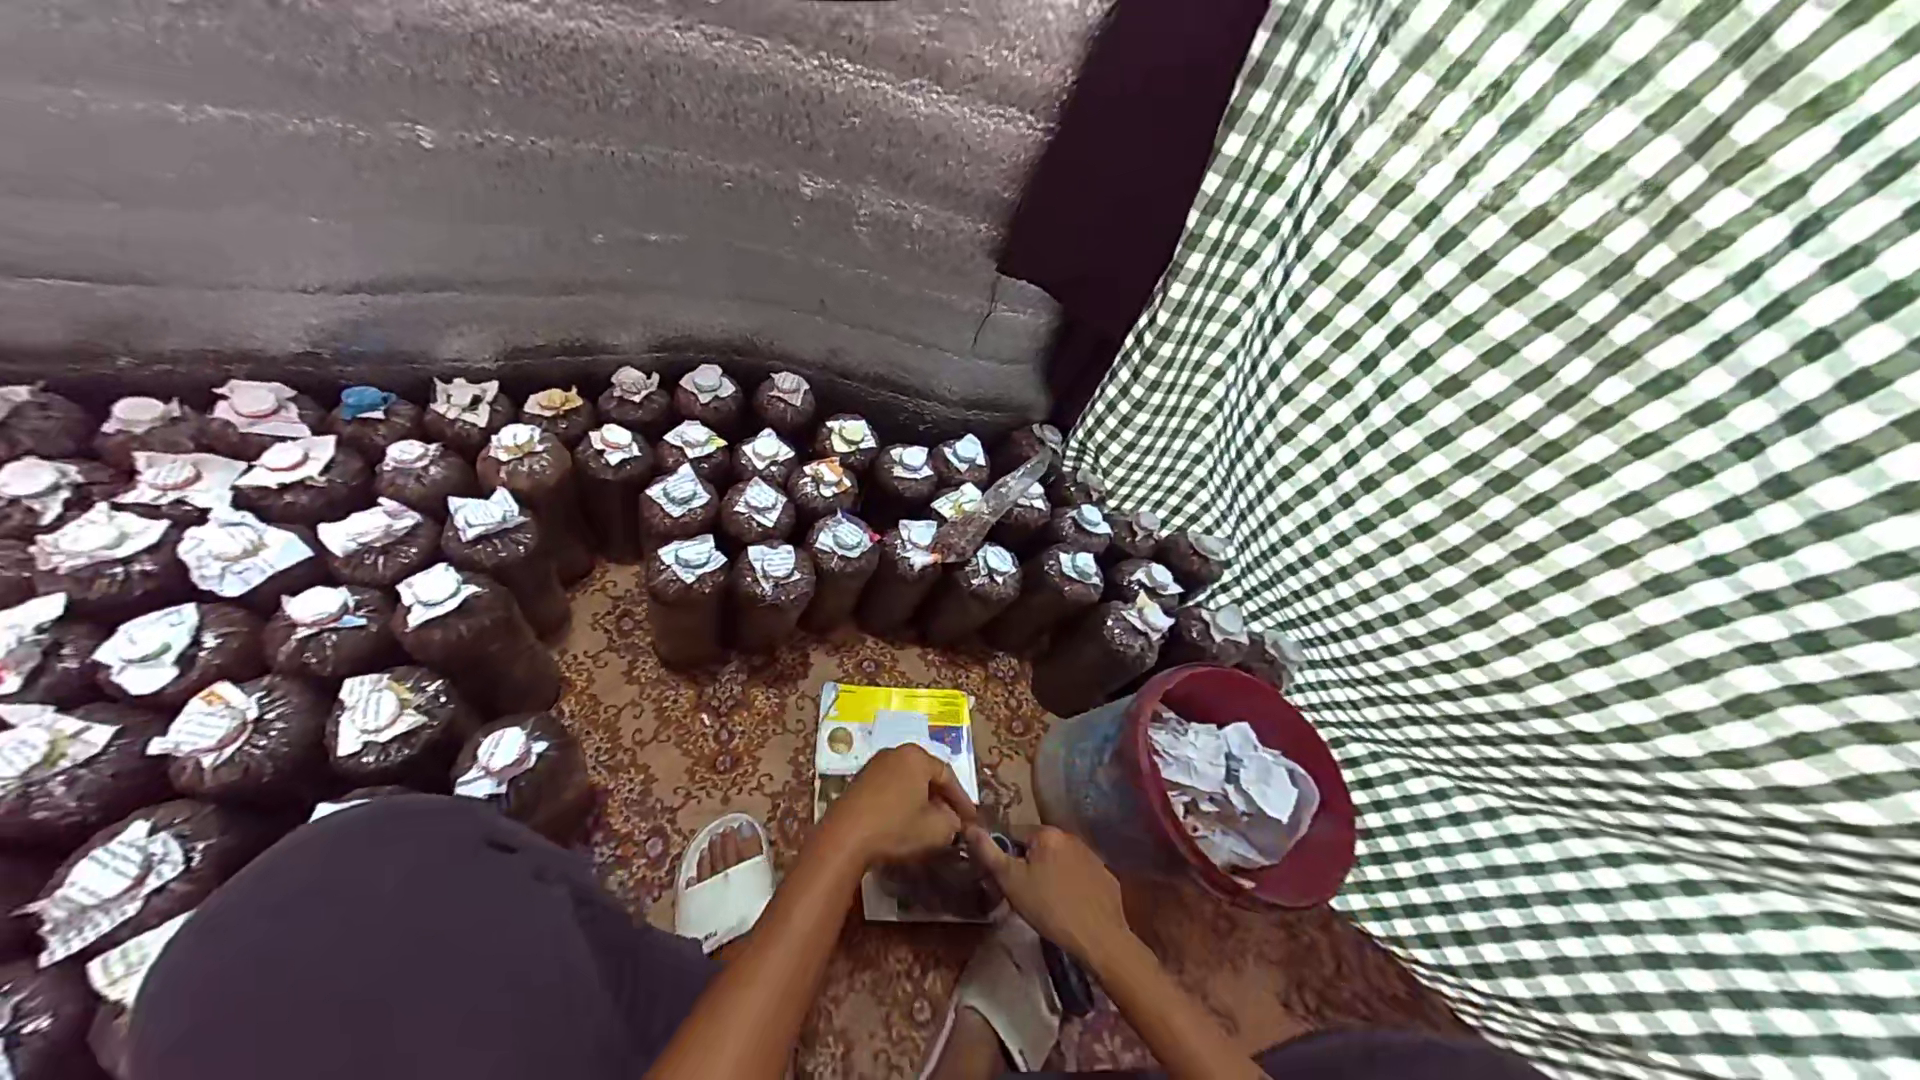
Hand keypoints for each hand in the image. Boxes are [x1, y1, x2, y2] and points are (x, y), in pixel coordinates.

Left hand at [821, 745, 977, 865]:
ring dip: (922, 801)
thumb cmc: (895, 828)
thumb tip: (952, 820)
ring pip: (908, 781)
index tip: (971, 819)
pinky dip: (903, 802)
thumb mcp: (936, 830)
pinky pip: (891, 788)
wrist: (844, 838)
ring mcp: (875, 765)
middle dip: (942, 799)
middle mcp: (895, 753)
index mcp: (917, 756)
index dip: (962, 800)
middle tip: (954, 820)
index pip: (948, 775)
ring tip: (932, 823)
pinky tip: (907, 821)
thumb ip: (953, 822)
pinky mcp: (860, 782)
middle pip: (927, 775)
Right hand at [964, 825, 1132, 964]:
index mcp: (1046, 833)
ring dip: (1049, 872)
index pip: (1013, 833)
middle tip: (1023, 893)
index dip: (1004, 854)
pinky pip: (1079, 874)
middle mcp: (1070, 836)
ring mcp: (1091, 855)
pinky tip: (1069, 905)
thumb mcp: (1011, 881)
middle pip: (1037, 846)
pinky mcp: (1105, 875)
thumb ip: (988, 852)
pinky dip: (1071, 884)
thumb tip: (969, 826)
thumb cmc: (1049, 907)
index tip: (1003, 879)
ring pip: (1059, 859)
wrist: (1099, 938)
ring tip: (1046, 902)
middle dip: (1027, 864)